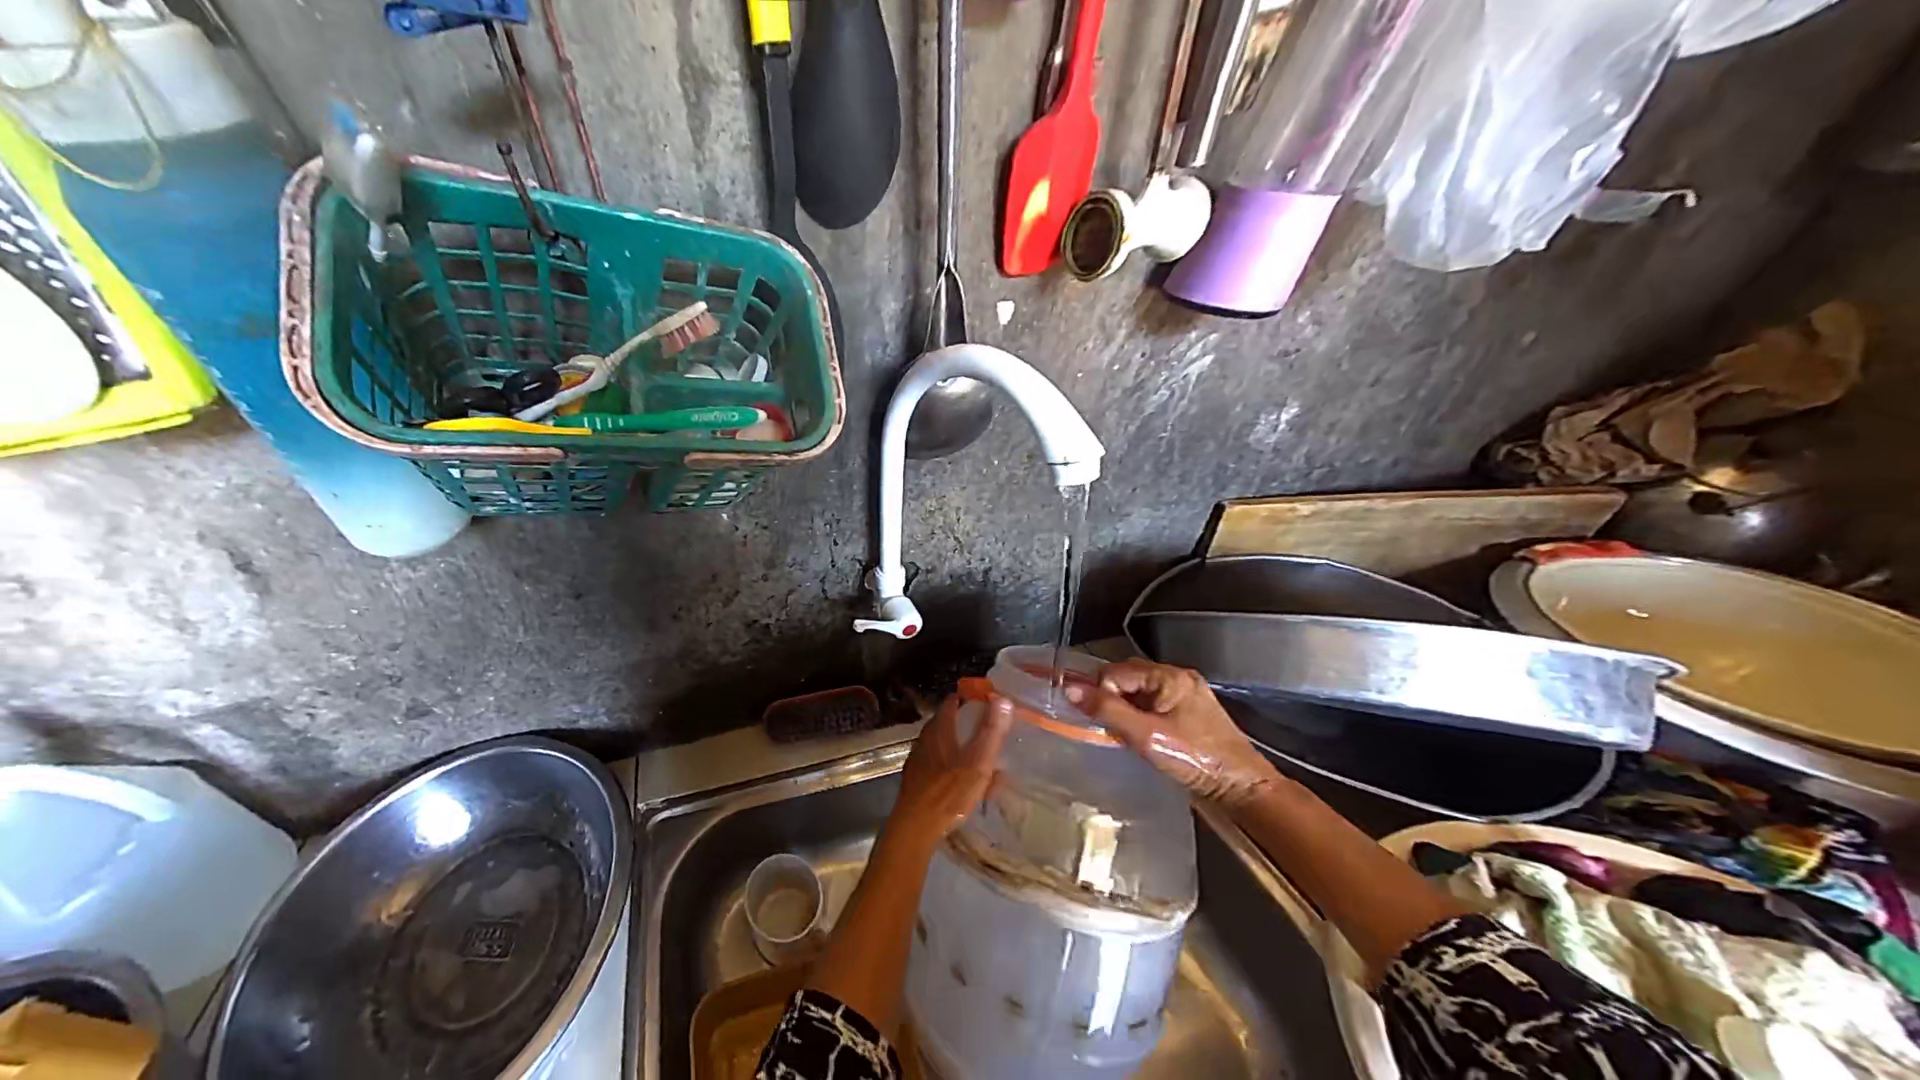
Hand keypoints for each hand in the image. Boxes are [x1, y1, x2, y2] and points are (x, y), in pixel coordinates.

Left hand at [891, 693, 1013, 843]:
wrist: (917, 826)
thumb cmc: (950, 791)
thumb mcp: (978, 761)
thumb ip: (991, 730)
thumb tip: (1003, 699)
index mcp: (939, 727)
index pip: (954, 700)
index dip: (972, 700)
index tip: (991, 707)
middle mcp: (926, 737)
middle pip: (950, 724)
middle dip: (971, 728)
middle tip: (992, 738)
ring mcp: (919, 758)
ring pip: (947, 747)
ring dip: (965, 752)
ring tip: (985, 767)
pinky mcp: (918, 778)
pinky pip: (941, 766)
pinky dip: (956, 770)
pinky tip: (968, 787)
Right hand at [1067, 660, 1281, 807]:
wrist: (1242, 790)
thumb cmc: (1197, 761)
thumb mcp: (1145, 736)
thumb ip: (1108, 711)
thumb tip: (1071, 690)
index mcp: (1170, 676)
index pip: (1118, 670)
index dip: (1099, 690)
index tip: (1091, 716)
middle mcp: (1178, 680)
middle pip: (1128, 679)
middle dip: (1110, 699)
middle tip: (1102, 727)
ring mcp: (1185, 698)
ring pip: (1139, 695)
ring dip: (1123, 711)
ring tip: (1118, 735)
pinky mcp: (1188, 717)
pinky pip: (1152, 709)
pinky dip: (1138, 720)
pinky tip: (1136, 739)